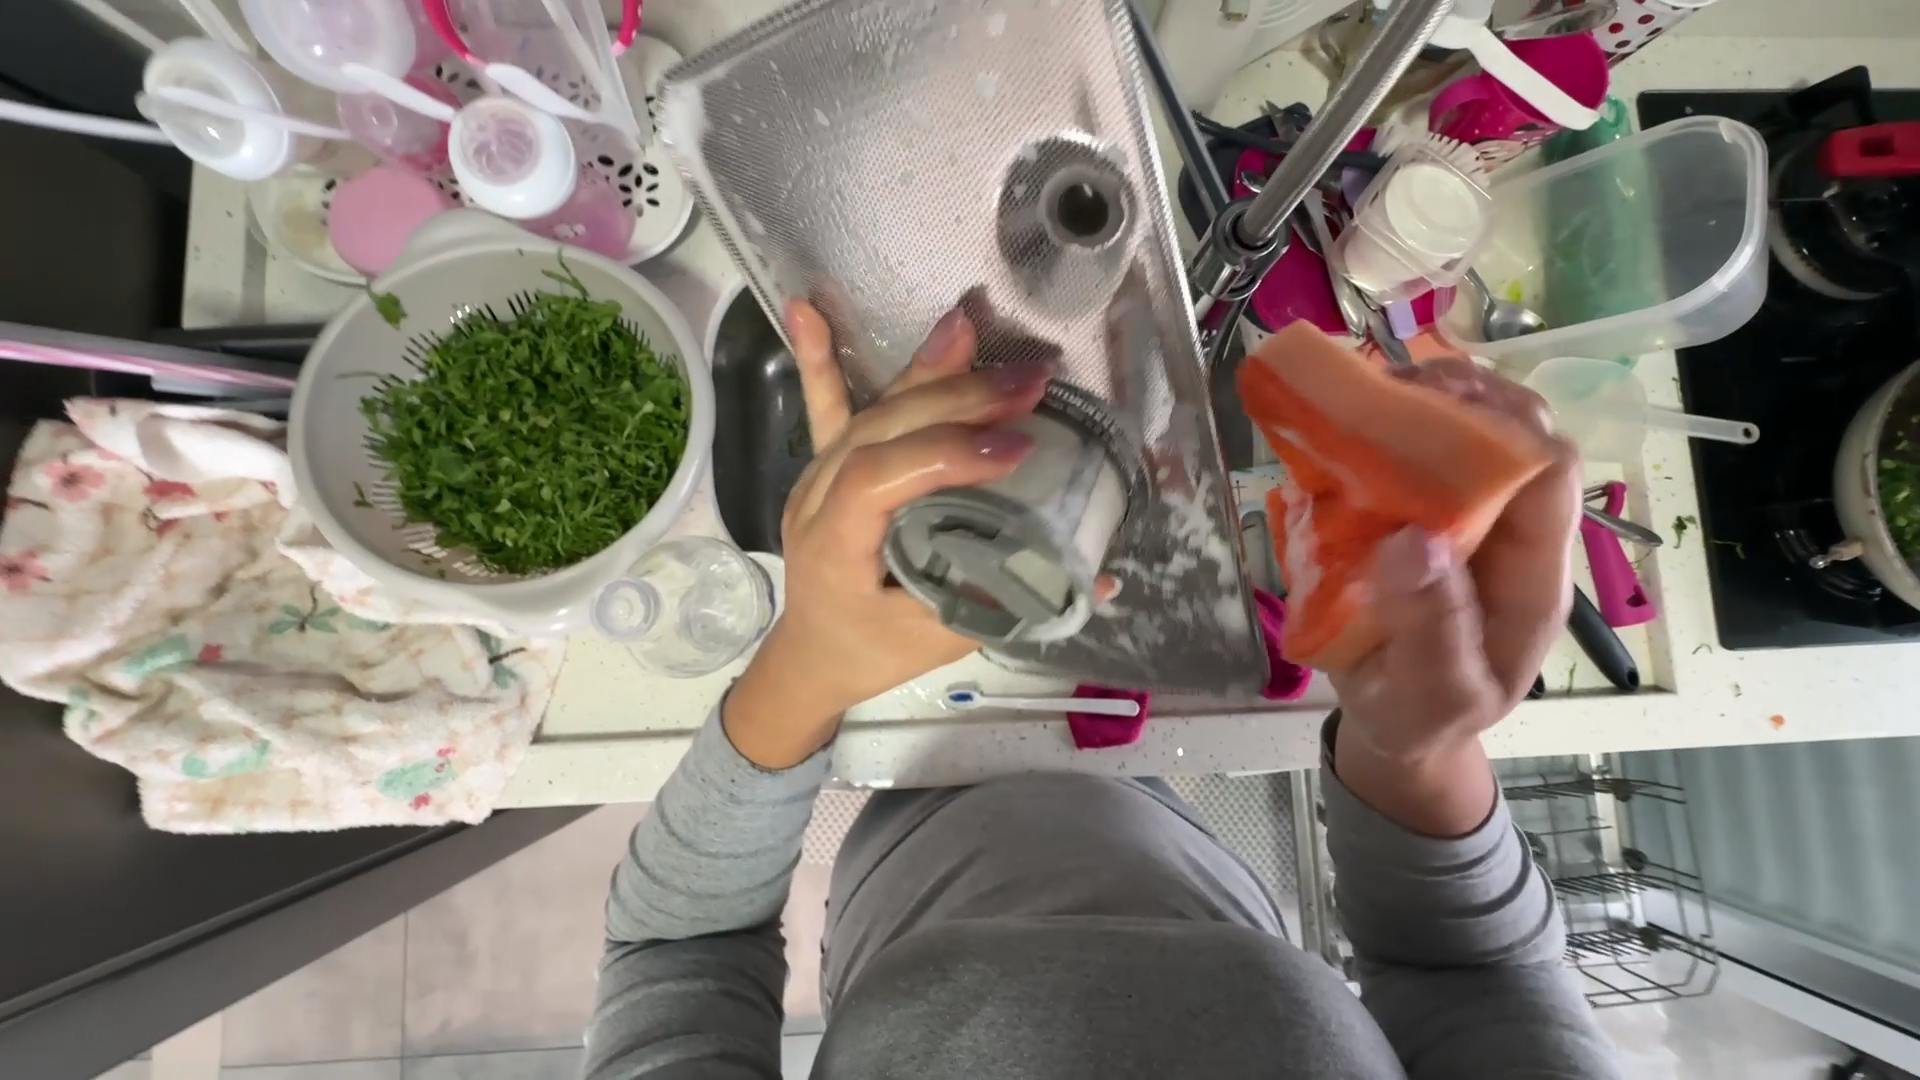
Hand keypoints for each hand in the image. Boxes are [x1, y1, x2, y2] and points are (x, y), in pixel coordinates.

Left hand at [722, 302, 1053, 767]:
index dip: (946, 455)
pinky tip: (804, 308)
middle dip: (956, 400)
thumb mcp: (938, 643)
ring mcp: (816, 474)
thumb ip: (1011, 605)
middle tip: (1029, 381)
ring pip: (869, 411)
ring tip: (971, 328)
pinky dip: (820, 358)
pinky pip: (825, 407)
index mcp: (833, 545)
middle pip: (881, 431)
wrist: (811, 655)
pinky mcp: (825, 465)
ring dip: (926, 371)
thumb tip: (1101, 580)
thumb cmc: (870, 653)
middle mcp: (816, 498)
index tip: (1017, 448)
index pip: (881, 481)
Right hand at [1329, 359, 1581, 832]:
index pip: (1546, 474)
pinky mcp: (1410, 529)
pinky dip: (1375, 437)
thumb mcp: (1435, 693)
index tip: (1432, 397)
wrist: (1395, 728)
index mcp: (1530, 571)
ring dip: (1418, 405)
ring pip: (1458, 446)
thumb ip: (1434, 631)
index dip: (1504, 424)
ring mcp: (1456, 528)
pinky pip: (1403, 470)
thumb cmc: (1423, 716)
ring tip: (1360, 383)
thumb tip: (1414, 542)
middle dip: (1461, 396)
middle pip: (1508, 441)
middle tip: (1388, 376)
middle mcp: (1502, 535)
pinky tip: (1336, 422)